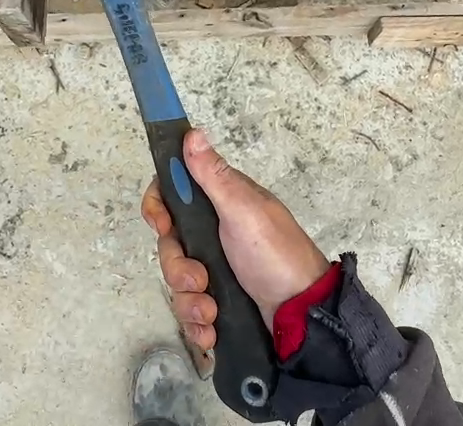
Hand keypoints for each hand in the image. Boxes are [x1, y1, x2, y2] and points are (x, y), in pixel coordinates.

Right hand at [140, 130, 329, 349]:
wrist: (304, 314)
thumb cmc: (276, 253)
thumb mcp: (244, 210)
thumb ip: (213, 175)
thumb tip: (192, 132)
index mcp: (217, 201)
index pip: (171, 193)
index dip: (158, 208)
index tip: (163, 226)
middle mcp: (211, 232)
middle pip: (169, 244)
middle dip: (178, 268)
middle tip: (201, 279)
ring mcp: (214, 267)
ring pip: (176, 281)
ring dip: (190, 302)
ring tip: (212, 311)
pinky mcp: (217, 300)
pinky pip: (189, 311)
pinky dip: (198, 324)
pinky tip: (213, 329)